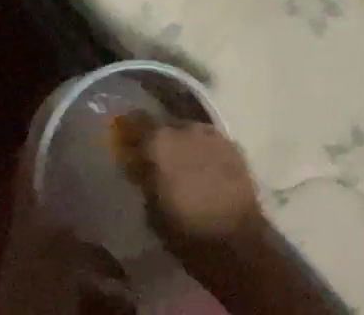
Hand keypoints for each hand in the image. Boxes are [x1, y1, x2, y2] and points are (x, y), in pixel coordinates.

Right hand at [128, 120, 265, 252]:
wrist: (238, 245)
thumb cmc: (185, 230)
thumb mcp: (151, 207)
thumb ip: (141, 176)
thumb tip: (136, 162)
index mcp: (160, 140)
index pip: (136, 120)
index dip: (129, 129)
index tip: (125, 140)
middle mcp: (186, 128)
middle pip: (165, 124)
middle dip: (158, 138)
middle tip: (155, 157)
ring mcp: (213, 136)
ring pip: (190, 132)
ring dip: (183, 144)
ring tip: (182, 164)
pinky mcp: (234, 149)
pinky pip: (210, 143)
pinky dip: (203, 152)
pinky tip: (204, 170)